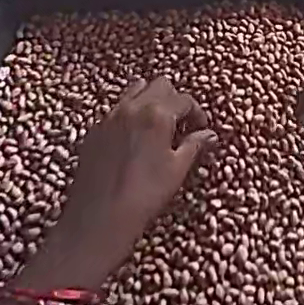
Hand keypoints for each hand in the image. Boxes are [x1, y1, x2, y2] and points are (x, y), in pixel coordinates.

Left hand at [44, 77, 215, 279]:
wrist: (97, 220)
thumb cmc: (143, 196)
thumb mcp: (176, 170)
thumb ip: (194, 145)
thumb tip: (209, 134)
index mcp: (157, 114)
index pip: (184, 99)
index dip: (197, 112)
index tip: (200, 128)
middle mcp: (132, 108)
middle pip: (160, 85)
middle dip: (174, 99)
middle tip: (181, 123)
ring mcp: (110, 117)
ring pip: (136, 90)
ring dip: (151, 100)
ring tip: (157, 126)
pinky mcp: (94, 130)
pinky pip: (117, 109)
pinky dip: (130, 113)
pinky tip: (134, 138)